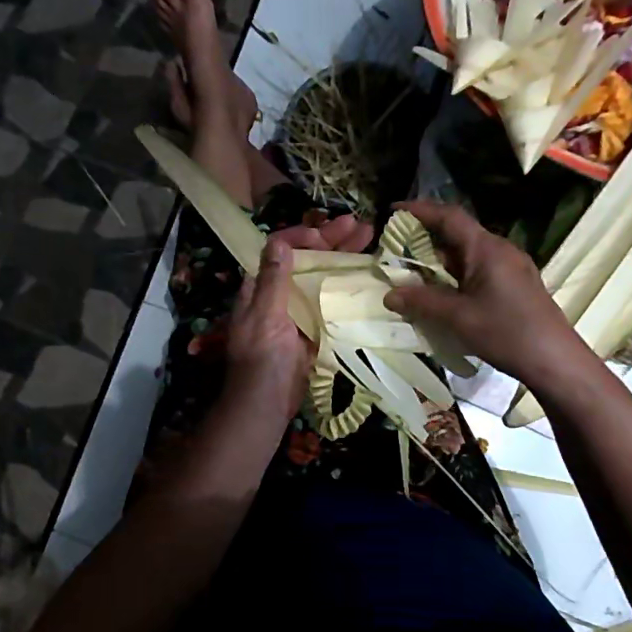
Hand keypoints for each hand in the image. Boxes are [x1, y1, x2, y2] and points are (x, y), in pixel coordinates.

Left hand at [221, 214, 373, 418]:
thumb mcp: (266, 316)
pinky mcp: (313, 329)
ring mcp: (297, 312)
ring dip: (344, 259)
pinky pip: (330, 301)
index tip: (326, 235)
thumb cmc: (263, 359)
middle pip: (306, 260)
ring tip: (371, 239)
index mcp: (259, 288)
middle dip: (332, 241)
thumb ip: (273, 280)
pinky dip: (347, 287)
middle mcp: (278, 295)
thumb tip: (279, 242)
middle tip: (362, 226)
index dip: (302, 238)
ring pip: (321, 278)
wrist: (267, 404)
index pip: (279, 250)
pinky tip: (369, 276)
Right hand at [381, 201, 583, 387]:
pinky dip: (454, 273)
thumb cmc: (507, 332)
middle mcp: (500, 250)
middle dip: (425, 237)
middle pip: (458, 233)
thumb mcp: (458, 317)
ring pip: (467, 253)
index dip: (420, 209)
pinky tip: (442, 292)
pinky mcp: (514, 284)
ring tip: (412, 272)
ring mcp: (510, 267)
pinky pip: (478, 269)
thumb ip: (422, 302)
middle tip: (395, 248)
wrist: (555, 360)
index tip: (394, 210)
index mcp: (486, 249)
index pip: (450, 217)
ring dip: (439, 259)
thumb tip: (390, 295)